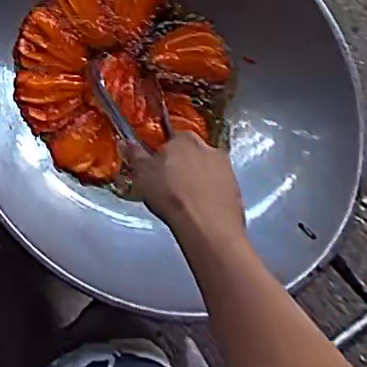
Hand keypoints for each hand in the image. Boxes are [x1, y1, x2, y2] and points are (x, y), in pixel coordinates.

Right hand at [129, 132, 246, 248]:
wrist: (207, 228)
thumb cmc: (170, 194)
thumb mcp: (142, 173)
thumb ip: (135, 155)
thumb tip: (127, 143)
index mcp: (186, 138)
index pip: (173, 139)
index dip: (163, 155)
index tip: (157, 170)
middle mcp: (210, 148)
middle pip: (192, 155)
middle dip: (182, 167)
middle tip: (169, 187)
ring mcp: (228, 171)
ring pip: (207, 173)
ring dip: (198, 183)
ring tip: (184, 204)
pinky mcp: (238, 193)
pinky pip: (219, 191)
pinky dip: (210, 199)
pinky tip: (199, 214)